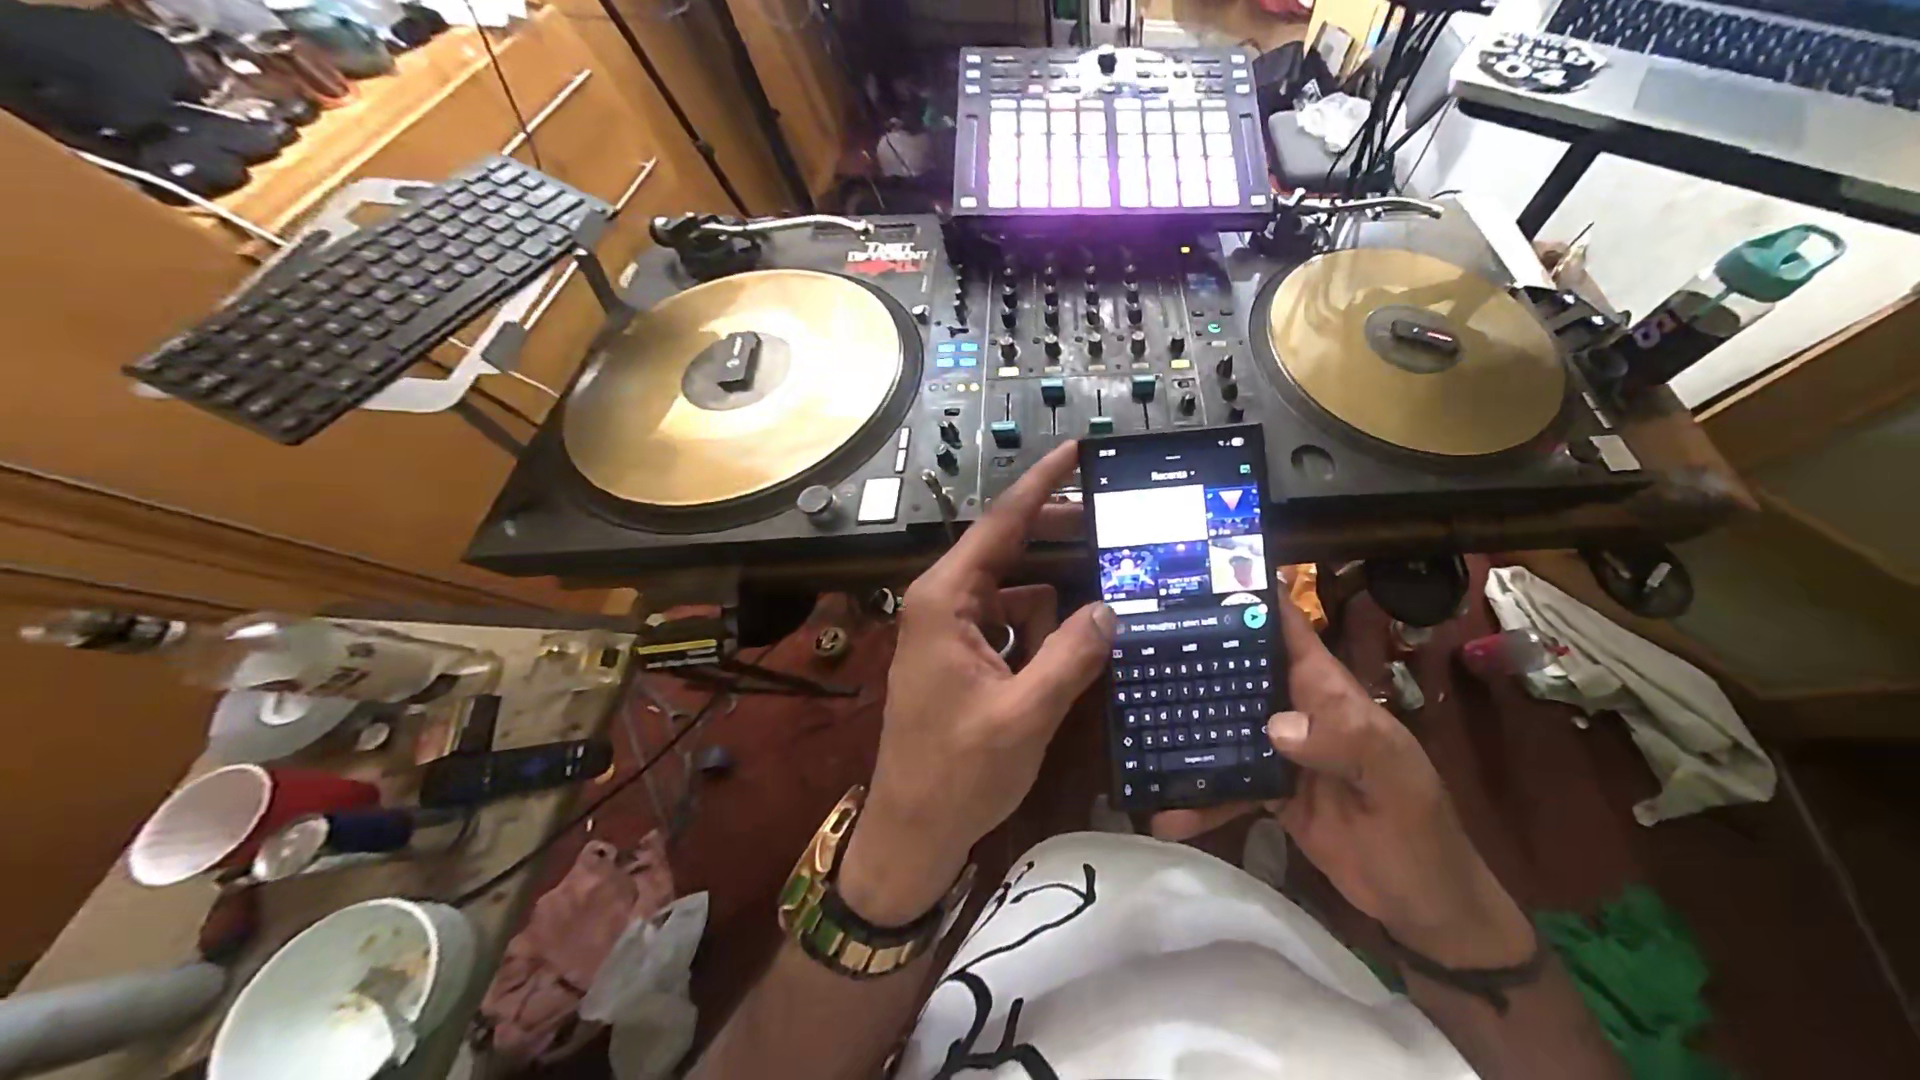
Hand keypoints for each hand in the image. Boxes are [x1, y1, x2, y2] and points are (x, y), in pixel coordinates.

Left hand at [838, 442, 1114, 924]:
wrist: (913, 830)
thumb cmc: (957, 772)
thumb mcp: (1025, 714)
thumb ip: (1071, 655)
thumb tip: (1111, 607)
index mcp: (946, 600)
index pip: (1000, 524)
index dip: (1041, 485)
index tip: (1074, 451)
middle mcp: (945, 602)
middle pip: (1011, 551)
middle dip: (1061, 544)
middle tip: (1116, 530)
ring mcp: (953, 629)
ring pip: (1018, 594)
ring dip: (1056, 608)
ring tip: (1101, 620)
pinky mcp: (963, 656)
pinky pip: (1012, 626)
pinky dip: (1042, 635)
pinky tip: (1072, 656)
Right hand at [1157, 599, 1533, 967]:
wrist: (1423, 907)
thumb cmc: (1419, 834)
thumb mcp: (1394, 781)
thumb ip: (1345, 743)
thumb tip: (1273, 724)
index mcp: (1329, 694)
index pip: (1288, 632)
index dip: (1250, 600)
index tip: (1197, 581)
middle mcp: (1297, 712)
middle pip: (1242, 673)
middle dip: (1196, 657)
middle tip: (1138, 644)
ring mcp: (1279, 752)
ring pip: (1225, 725)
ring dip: (1186, 727)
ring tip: (1135, 725)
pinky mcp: (1268, 790)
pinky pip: (1225, 783)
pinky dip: (1197, 797)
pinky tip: (1164, 812)